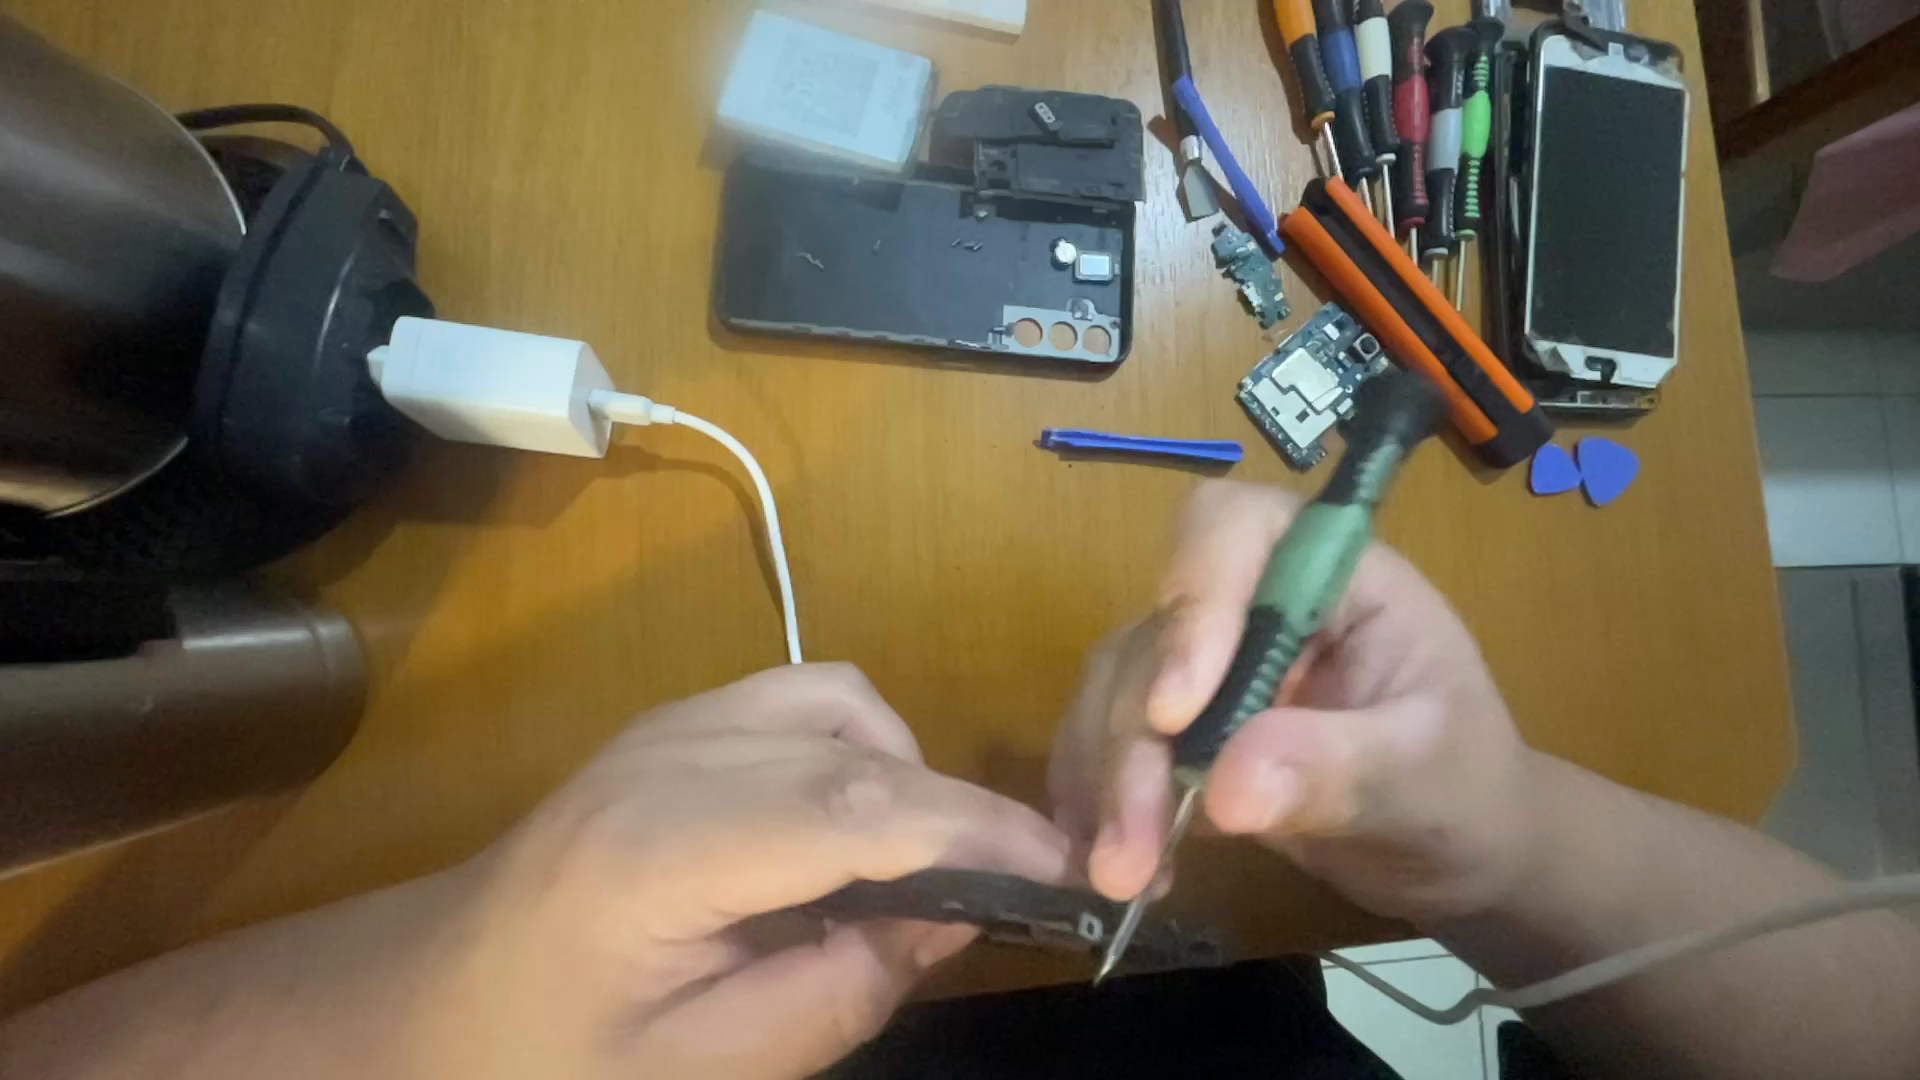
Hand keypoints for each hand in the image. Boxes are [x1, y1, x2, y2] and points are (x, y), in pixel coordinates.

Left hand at [438, 664, 1070, 1078]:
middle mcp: (676, 754)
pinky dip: (859, 741)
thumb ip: (830, 996)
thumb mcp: (689, 1078)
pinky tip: (849, 807)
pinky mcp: (681, 718)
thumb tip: (945, 916)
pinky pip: (806, 696)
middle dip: (957, 807)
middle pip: (857, 749)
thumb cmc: (541, 1060)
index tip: (1056, 864)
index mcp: (661, 850)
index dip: (968, 831)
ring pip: (841, 700)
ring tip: (917, 852)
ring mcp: (676, 721)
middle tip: (1012, 877)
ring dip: (905, 768)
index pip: (851, 813)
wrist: (420, 998)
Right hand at [1048, 481, 1535, 925]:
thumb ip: (1341, 769)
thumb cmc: (1461, 788)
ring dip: (1106, 779)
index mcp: (1325, 570)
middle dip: (1136, 743)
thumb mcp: (1429, 778)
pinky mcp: (1163, 711)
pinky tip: (1109, 852)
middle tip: (1131, 854)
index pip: (1233, 529)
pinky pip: (1101, 732)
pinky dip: (1094, 791)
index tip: (1176, 714)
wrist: (1444, 839)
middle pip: (1156, 633)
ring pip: (1114, 687)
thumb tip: (1227, 791)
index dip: (1195, 601)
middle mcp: (1244, 597)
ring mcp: (1196, 653)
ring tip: (1121, 873)